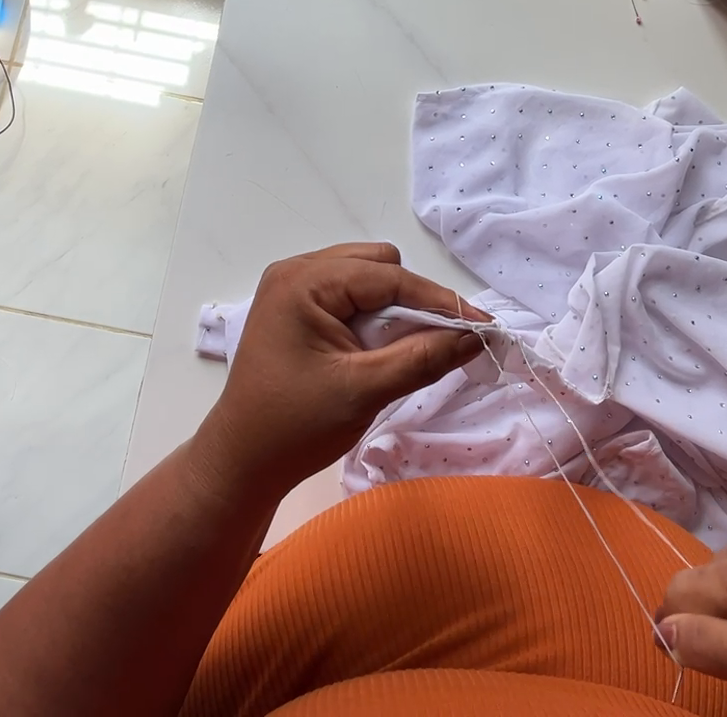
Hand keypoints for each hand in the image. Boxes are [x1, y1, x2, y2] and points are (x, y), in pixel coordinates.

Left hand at [192, 243, 486, 499]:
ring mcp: (293, 287)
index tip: (484, 326)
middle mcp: (296, 272)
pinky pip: (351, 295)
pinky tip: (379, 347)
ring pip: (367, 277)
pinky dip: (375, 316)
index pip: (388, 278)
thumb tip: (475, 336)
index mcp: (303, 283)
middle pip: (379, 265)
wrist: (242, 462)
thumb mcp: (364, 392)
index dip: (440, 302)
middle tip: (437, 342)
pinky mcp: (297, 308)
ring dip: (395, 308)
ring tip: (404, 348)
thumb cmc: (295, 428)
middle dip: (414, 301)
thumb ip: (422, 358)